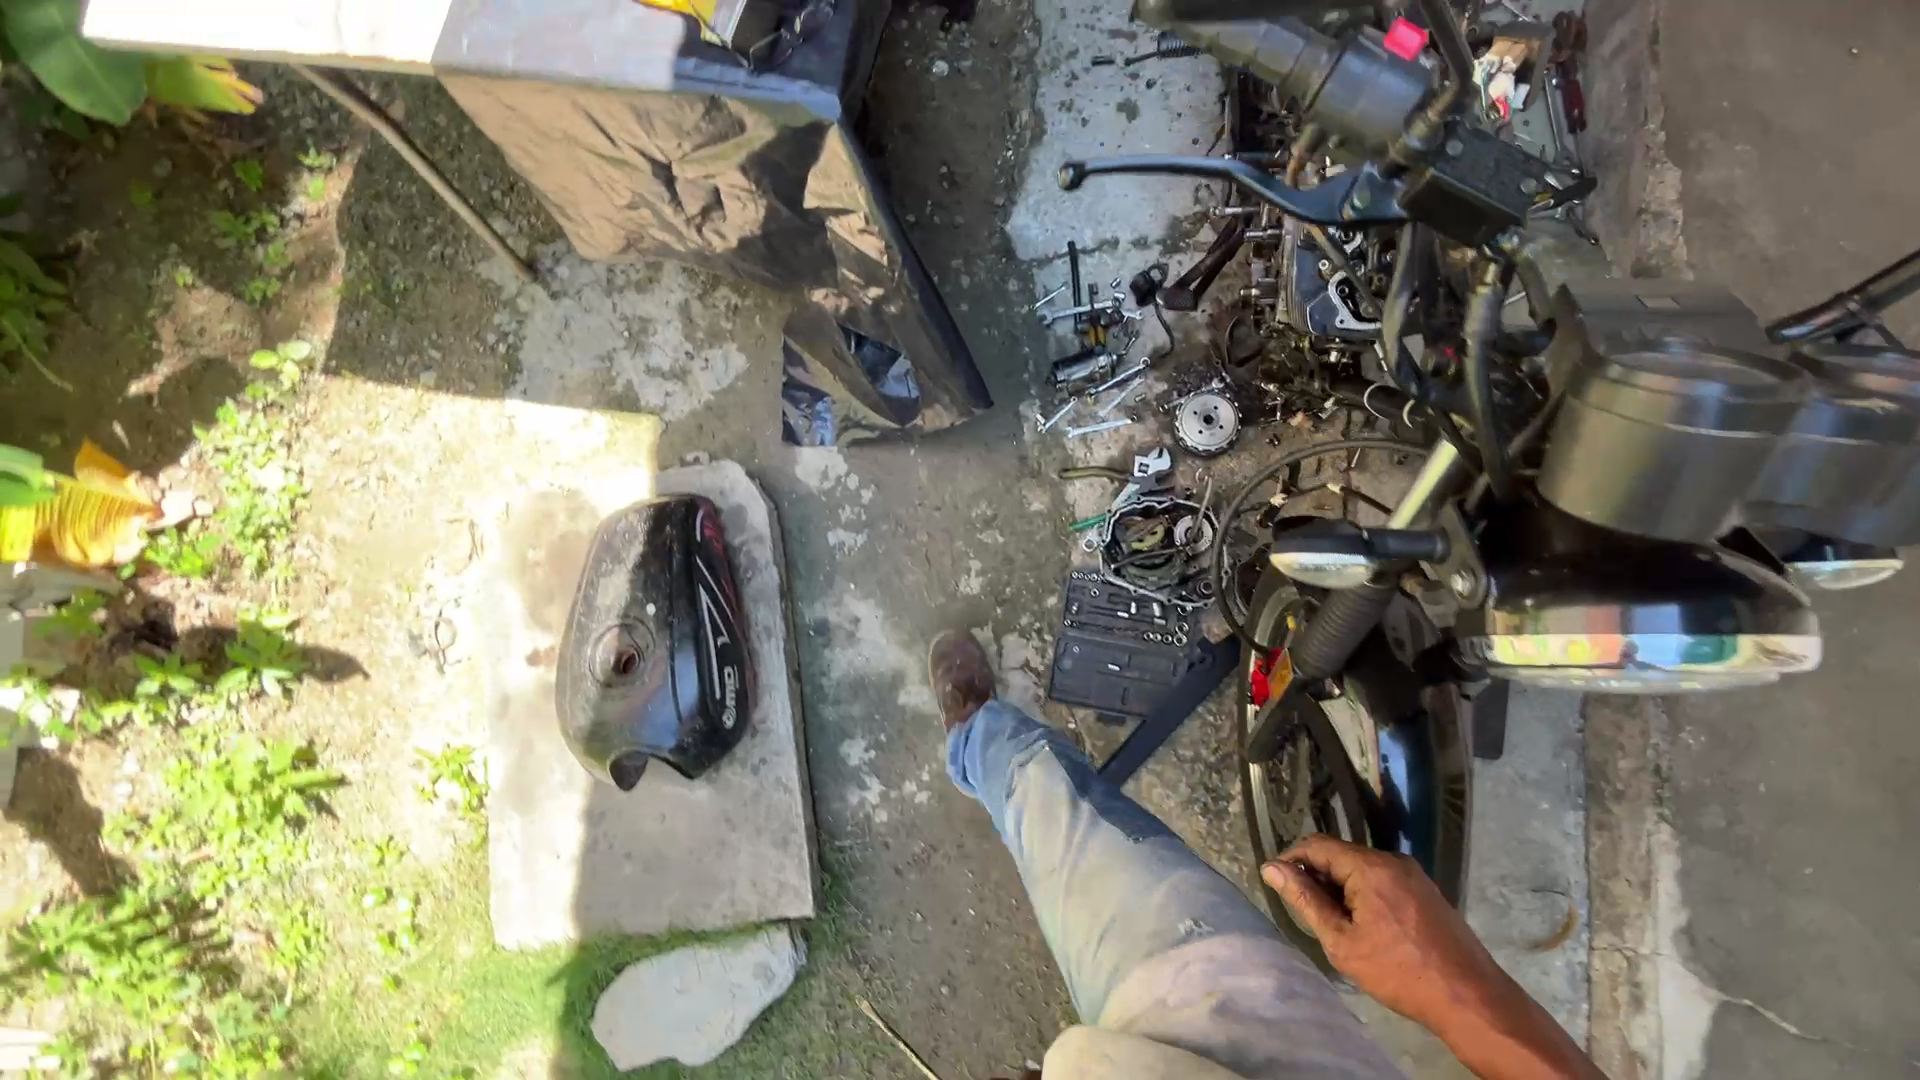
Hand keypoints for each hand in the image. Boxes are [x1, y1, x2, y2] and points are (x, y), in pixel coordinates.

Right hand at [1261, 834, 1506, 1034]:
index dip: (1292, 860)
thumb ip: (1305, 900)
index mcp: (1370, 867)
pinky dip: (1362, 891)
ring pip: (1360, 866)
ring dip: (1340, 885)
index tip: (1277, 883)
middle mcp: (1392, 860)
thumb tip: (1271, 868)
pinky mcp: (1425, 889)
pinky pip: (1381, 877)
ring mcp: (1412, 873)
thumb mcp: (1342, 941)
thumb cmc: (1399, 973)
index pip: (1316, 845)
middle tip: (1307, 910)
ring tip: (1334, 921)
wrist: (1472, 1000)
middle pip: (1339, 854)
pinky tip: (1364, 923)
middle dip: (1317, 875)